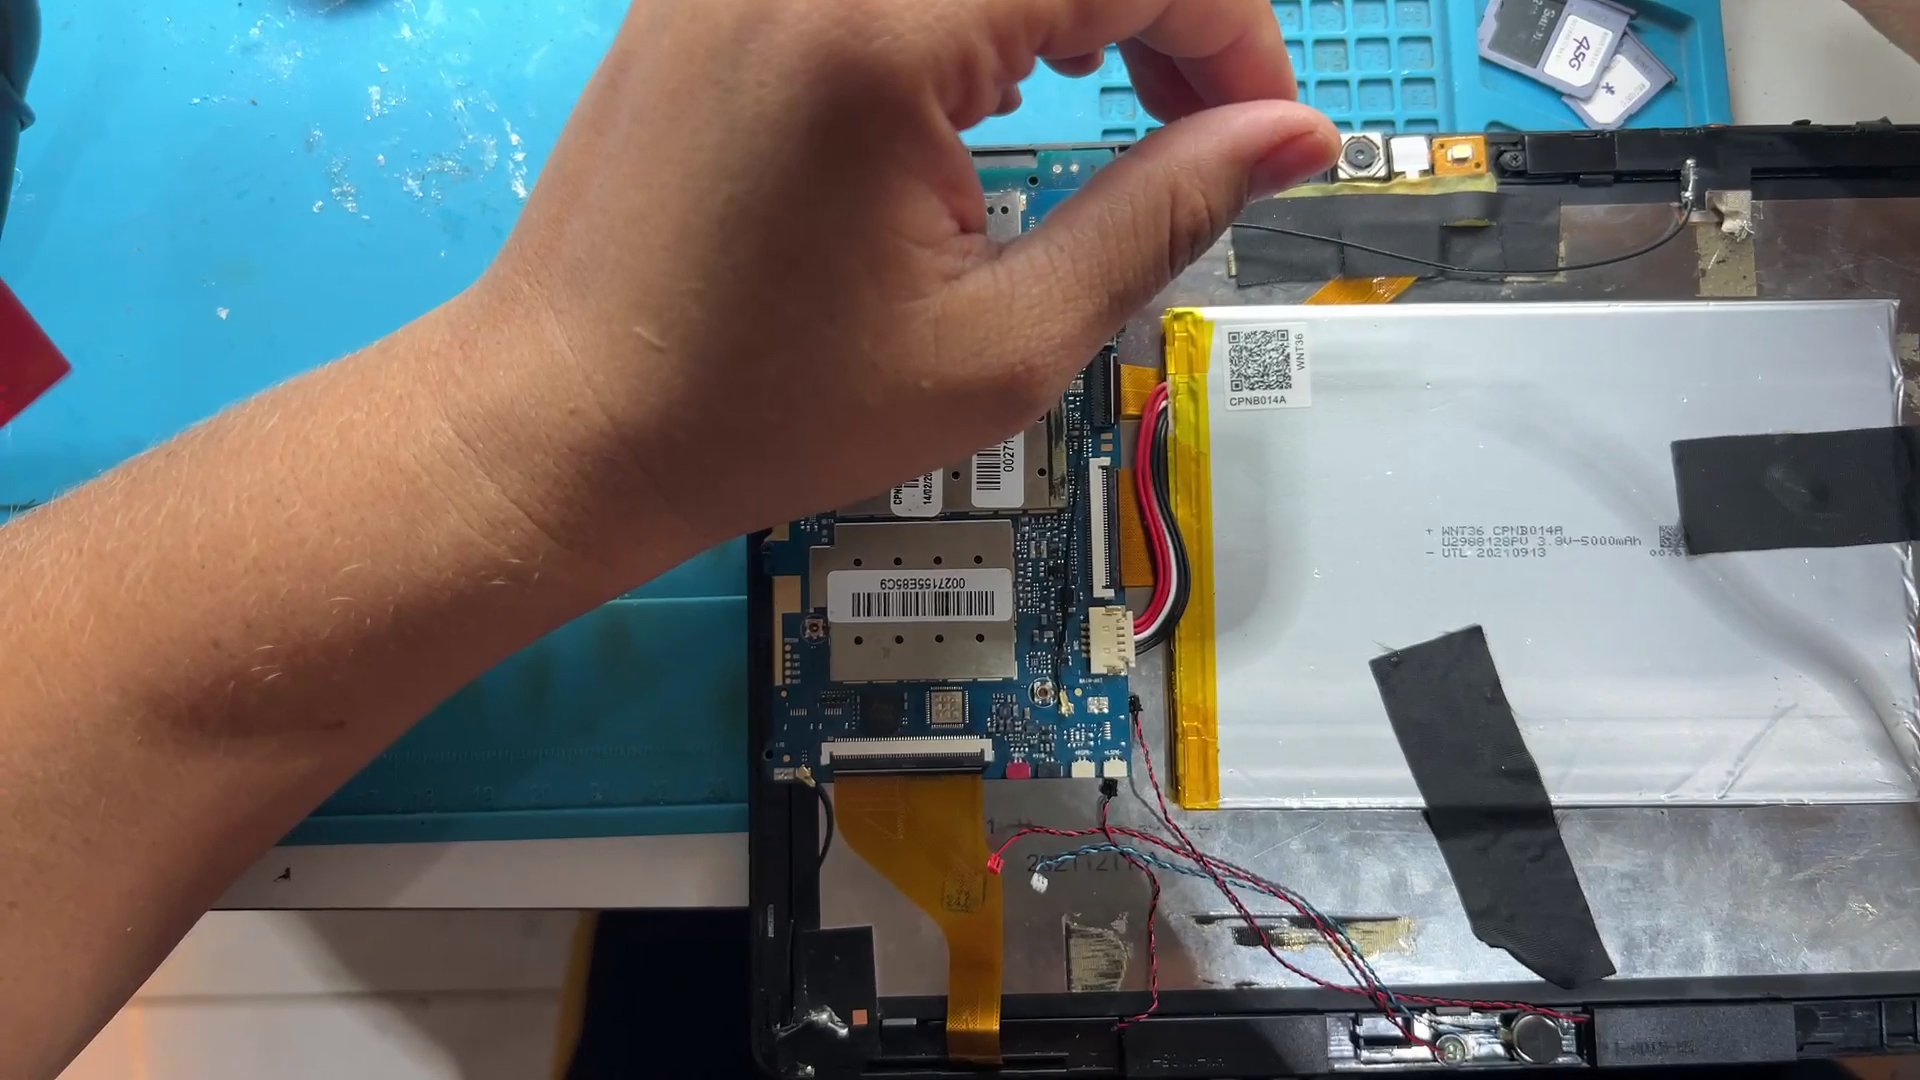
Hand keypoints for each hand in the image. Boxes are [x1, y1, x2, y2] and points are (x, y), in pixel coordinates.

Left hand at [478, 0, 1336, 562]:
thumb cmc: (782, 415)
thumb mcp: (999, 350)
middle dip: (1166, 12)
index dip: (1235, 29)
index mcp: (882, 24)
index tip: (1261, 134)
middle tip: (1192, 127)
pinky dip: (986, 11)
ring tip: (1113, 106)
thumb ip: (1155, 223)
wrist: (580, 421)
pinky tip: (998, 86)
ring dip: (1078, 7)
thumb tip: (1287, 139)